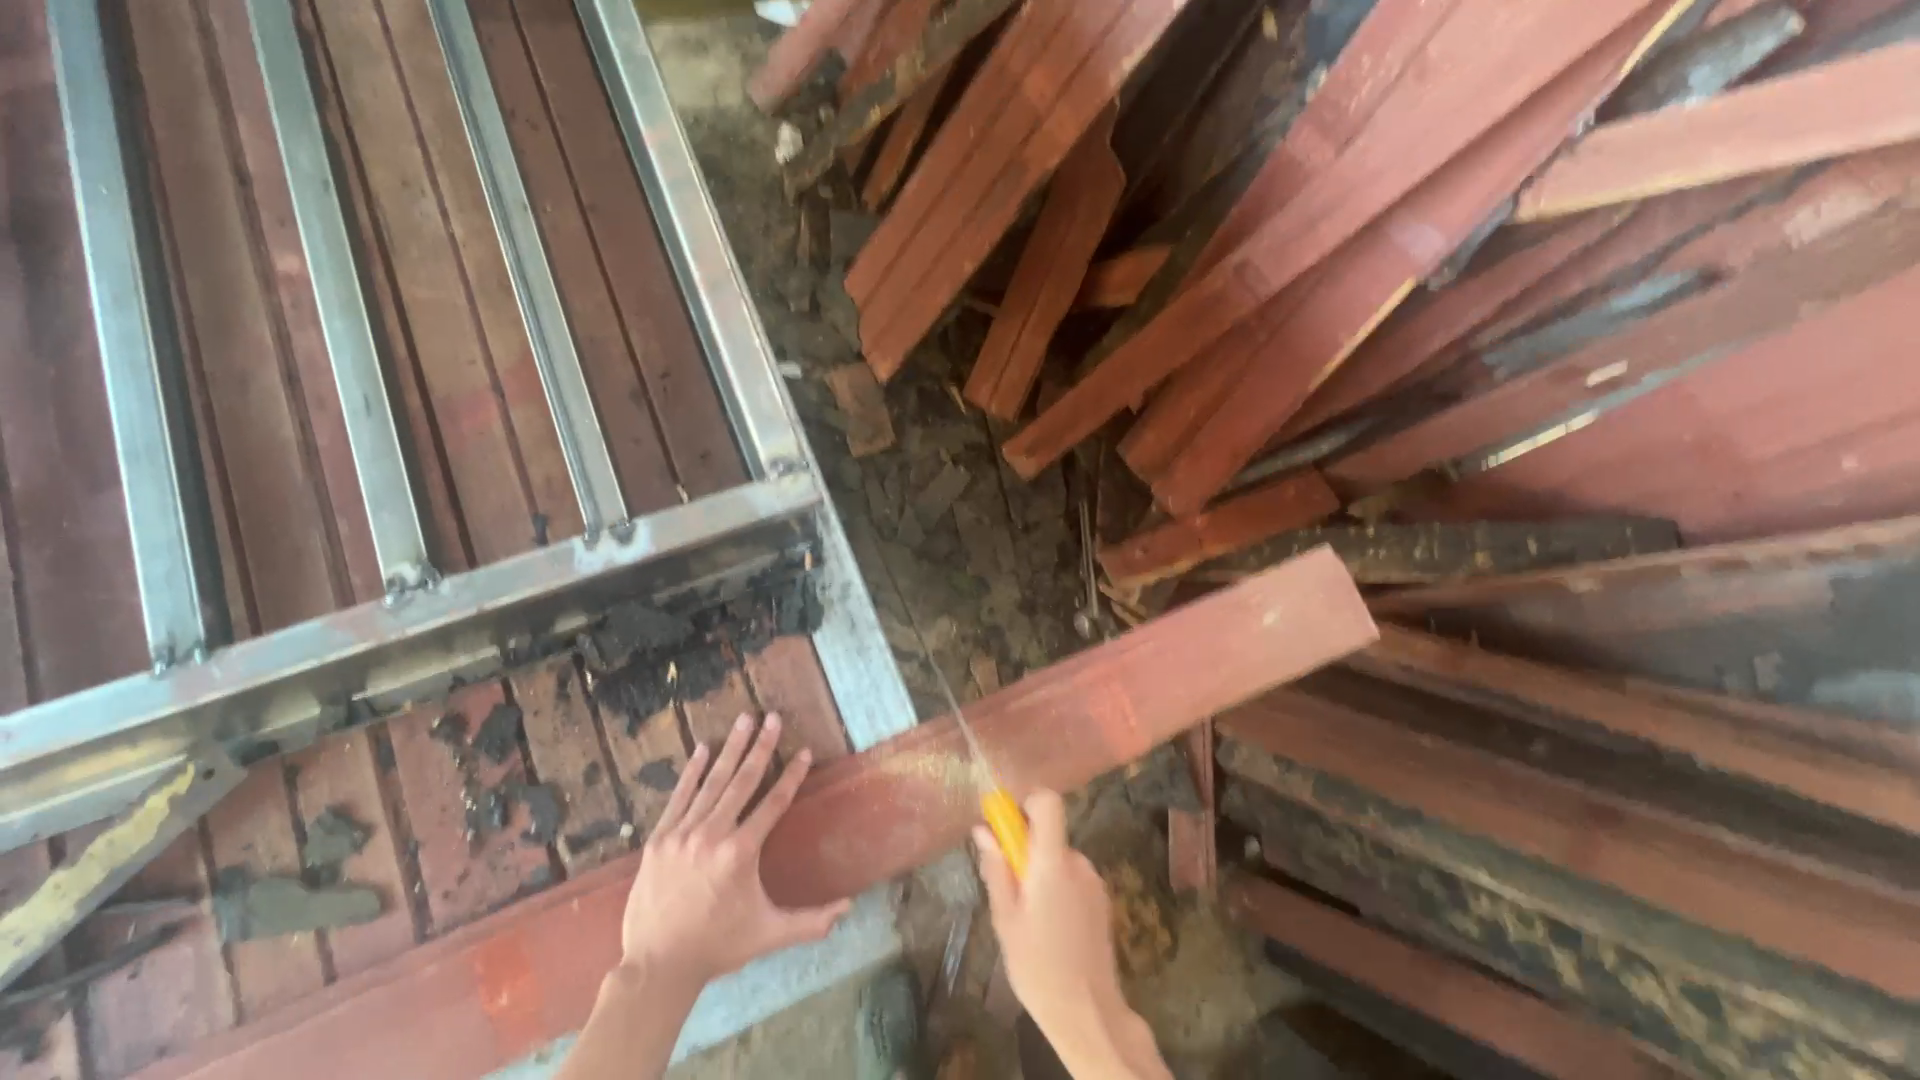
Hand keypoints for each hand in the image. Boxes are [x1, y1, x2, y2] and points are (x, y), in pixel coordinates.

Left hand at [620, 712, 850, 985]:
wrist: (658, 966)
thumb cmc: (718, 947)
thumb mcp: (770, 934)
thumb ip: (811, 922)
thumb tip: (849, 907)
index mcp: (740, 853)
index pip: (773, 803)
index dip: (791, 775)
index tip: (804, 751)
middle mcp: (712, 835)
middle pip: (742, 782)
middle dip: (760, 747)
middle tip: (773, 717)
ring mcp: (681, 835)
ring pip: (711, 783)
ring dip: (729, 749)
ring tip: (744, 720)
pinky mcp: (658, 840)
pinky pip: (679, 798)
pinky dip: (691, 772)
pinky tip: (702, 749)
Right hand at [974, 791, 1125, 1038]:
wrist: (1087, 1011)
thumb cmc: (1037, 966)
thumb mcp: (1005, 919)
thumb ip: (996, 870)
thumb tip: (984, 830)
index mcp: (1052, 863)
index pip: (1048, 804)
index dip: (1027, 804)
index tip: (1006, 828)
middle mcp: (1078, 863)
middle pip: (1048, 836)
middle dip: (1025, 854)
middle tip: (1009, 895)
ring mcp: (1094, 882)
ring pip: (1058, 860)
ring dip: (1041, 876)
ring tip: (1029, 921)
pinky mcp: (1102, 900)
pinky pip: (1072, 879)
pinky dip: (1057, 891)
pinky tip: (1050, 929)